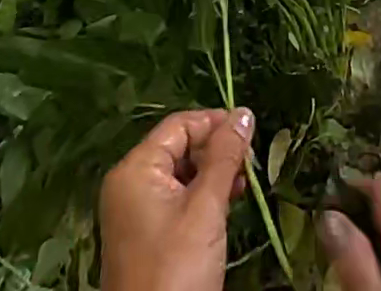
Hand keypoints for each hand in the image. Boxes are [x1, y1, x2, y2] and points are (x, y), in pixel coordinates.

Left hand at [99, 107, 253, 290]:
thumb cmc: (177, 268)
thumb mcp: (206, 208)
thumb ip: (225, 156)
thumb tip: (244, 112)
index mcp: (136, 169)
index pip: (179, 125)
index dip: (215, 123)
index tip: (251, 131)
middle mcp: (130, 183)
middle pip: (179, 146)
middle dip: (216, 150)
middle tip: (250, 163)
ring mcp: (135, 210)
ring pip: (180, 173)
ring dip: (213, 173)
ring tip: (243, 185)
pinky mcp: (145, 234)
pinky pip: (176, 198)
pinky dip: (202, 196)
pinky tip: (226, 204)